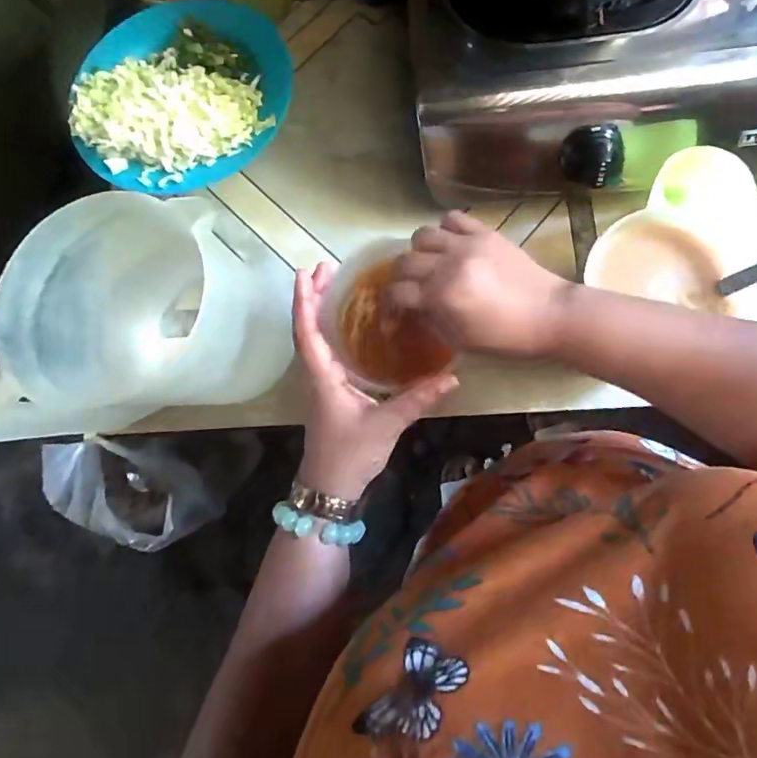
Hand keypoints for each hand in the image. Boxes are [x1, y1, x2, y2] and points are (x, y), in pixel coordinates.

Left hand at [292, 264, 457, 498]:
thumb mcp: (386, 425)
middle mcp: (317, 374)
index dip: (305, 301)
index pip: (307, 332)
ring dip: (320, 310)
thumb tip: (452, 376)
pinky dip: (332, 329)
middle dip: (314, 296)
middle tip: (328, 268)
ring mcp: (323, 383)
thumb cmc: (350, 454)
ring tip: (335, 285)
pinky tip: (350, 324)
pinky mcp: (331, 392)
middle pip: (308, 327)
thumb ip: (417, 399)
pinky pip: (327, 351)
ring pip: (315, 338)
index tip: (308, 273)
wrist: (329, 489)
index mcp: (323, 377)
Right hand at [385, 211, 576, 356]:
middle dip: (400, 279)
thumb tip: (414, 309)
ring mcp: (468, 244)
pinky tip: (451, 245)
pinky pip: (453, 218)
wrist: (550, 314)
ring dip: (419, 251)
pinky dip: (445, 229)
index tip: (395, 315)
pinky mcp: (486, 233)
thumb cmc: (507, 337)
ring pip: (422, 235)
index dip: (390, 307)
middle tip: (410, 289)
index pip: (398, 293)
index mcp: (442, 297)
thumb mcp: (462, 341)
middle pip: (404, 262)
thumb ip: (432, 321)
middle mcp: (449, 265)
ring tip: (431, 263)